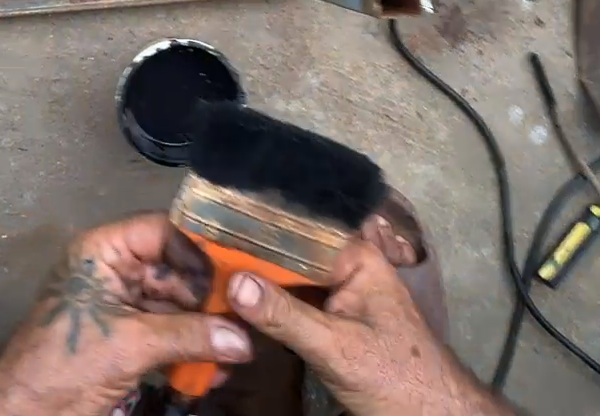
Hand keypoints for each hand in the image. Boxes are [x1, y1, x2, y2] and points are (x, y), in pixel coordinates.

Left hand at [0, 213, 253, 415]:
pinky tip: (217, 364)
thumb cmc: (66, 362)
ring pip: (171, 303)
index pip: (159, 232)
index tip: (232, 274)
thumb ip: (188, 336)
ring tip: (240, 343)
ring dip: (202, 326)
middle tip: (246, 313)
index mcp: (103, 251)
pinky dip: (187, 347)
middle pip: (170, 269)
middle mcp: (113, 269)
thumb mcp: (131, 345)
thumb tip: (243, 340)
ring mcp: (118, 303)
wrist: (23, 413)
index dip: (195, 251)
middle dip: (206, 295)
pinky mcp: (123, 336)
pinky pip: (163, 331)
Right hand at [227, 237, 513, 415]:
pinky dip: (266, 306)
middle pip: (290, 252)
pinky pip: (292, 304)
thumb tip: (235, 281)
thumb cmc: (397, 378)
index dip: (258, 223)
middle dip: (251, 254)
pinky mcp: (330, 323)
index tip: (215, 220)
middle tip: (201, 248)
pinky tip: (233, 302)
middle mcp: (344, 267)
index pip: (299, 227)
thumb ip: (287, 315)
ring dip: (255, 280)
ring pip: (288, 279)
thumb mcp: (338, 348)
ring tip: (207, 269)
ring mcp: (337, 296)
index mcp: (355, 256)